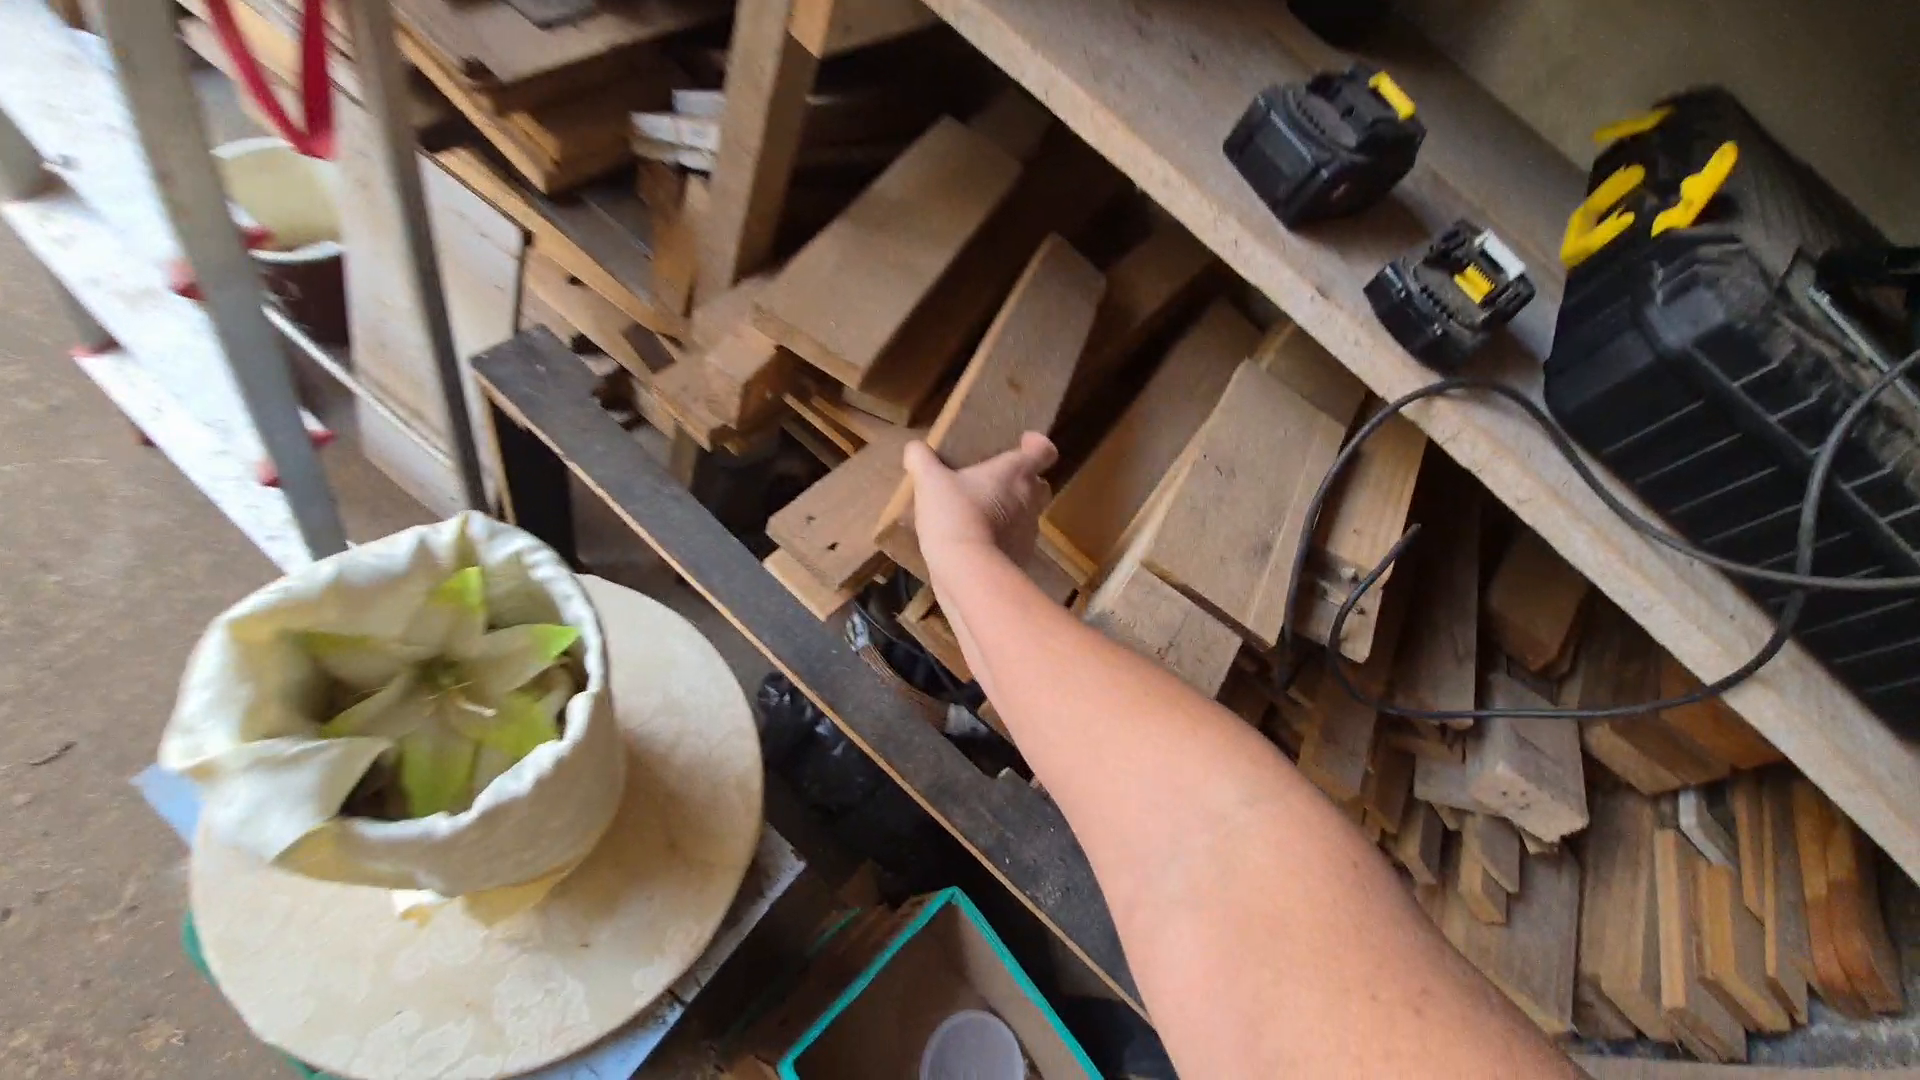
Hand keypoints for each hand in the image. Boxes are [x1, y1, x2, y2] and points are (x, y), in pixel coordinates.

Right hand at [904, 433, 1057, 562]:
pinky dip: (1000, 539)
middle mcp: (1031, 499)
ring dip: (1008, 512)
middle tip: (994, 482)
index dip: (1036, 444)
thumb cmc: (955, 515)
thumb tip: (915, 449)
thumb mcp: (929, 481)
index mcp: (1017, 472)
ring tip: (978, 514)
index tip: (1022, 443)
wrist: (969, 573)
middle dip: (1021, 481)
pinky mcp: (1022, 558)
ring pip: (1026, 514)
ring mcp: (1029, 531)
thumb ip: (921, 459)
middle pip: (1038, 484)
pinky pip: (1014, 542)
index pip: (1044, 450)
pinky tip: (975, 543)